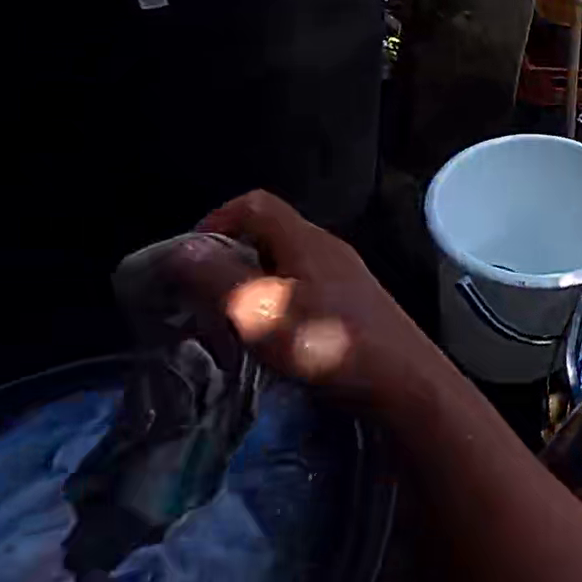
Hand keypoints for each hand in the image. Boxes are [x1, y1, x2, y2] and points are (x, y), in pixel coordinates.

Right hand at [174, 190, 439, 407]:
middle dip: (227, 257)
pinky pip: (301, 285)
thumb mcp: (262, 312)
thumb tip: (182, 247)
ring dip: (248, 282)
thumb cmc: (327, 342)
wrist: (400, 378)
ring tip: (223, 319)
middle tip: (197, 296)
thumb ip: (220, 278)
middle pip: (267, 232)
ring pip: (283, 261)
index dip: (216, 220)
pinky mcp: (350, 299)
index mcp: (307, 239)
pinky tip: (265, 335)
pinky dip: (273, 300)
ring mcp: (343, 273)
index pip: (255, 204)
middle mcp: (327, 247)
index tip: (186, 261)